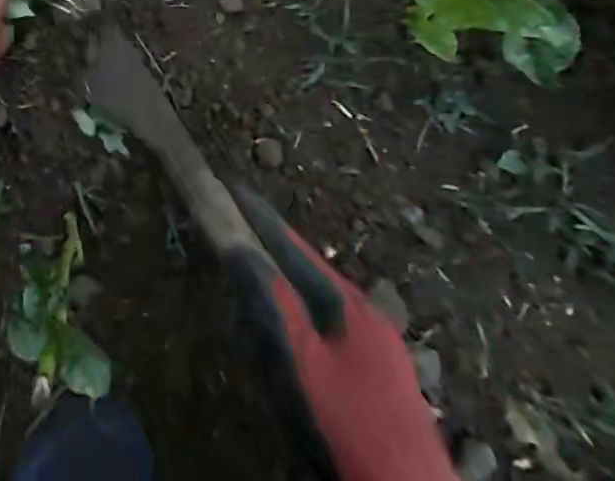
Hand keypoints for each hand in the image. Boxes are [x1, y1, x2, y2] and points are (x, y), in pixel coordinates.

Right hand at [230, 188, 459, 480]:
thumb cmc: (353, 424)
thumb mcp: (305, 364)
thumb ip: (275, 306)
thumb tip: (243, 251)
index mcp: (349, 303)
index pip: (296, 249)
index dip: (264, 220)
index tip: (236, 190)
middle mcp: (366, 315)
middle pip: (305, 278)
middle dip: (270, 268)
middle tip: (236, 259)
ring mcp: (376, 346)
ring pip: (316, 311)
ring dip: (285, 312)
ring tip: (257, 333)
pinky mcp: (378, 376)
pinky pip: (328, 341)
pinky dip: (302, 341)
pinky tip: (294, 368)